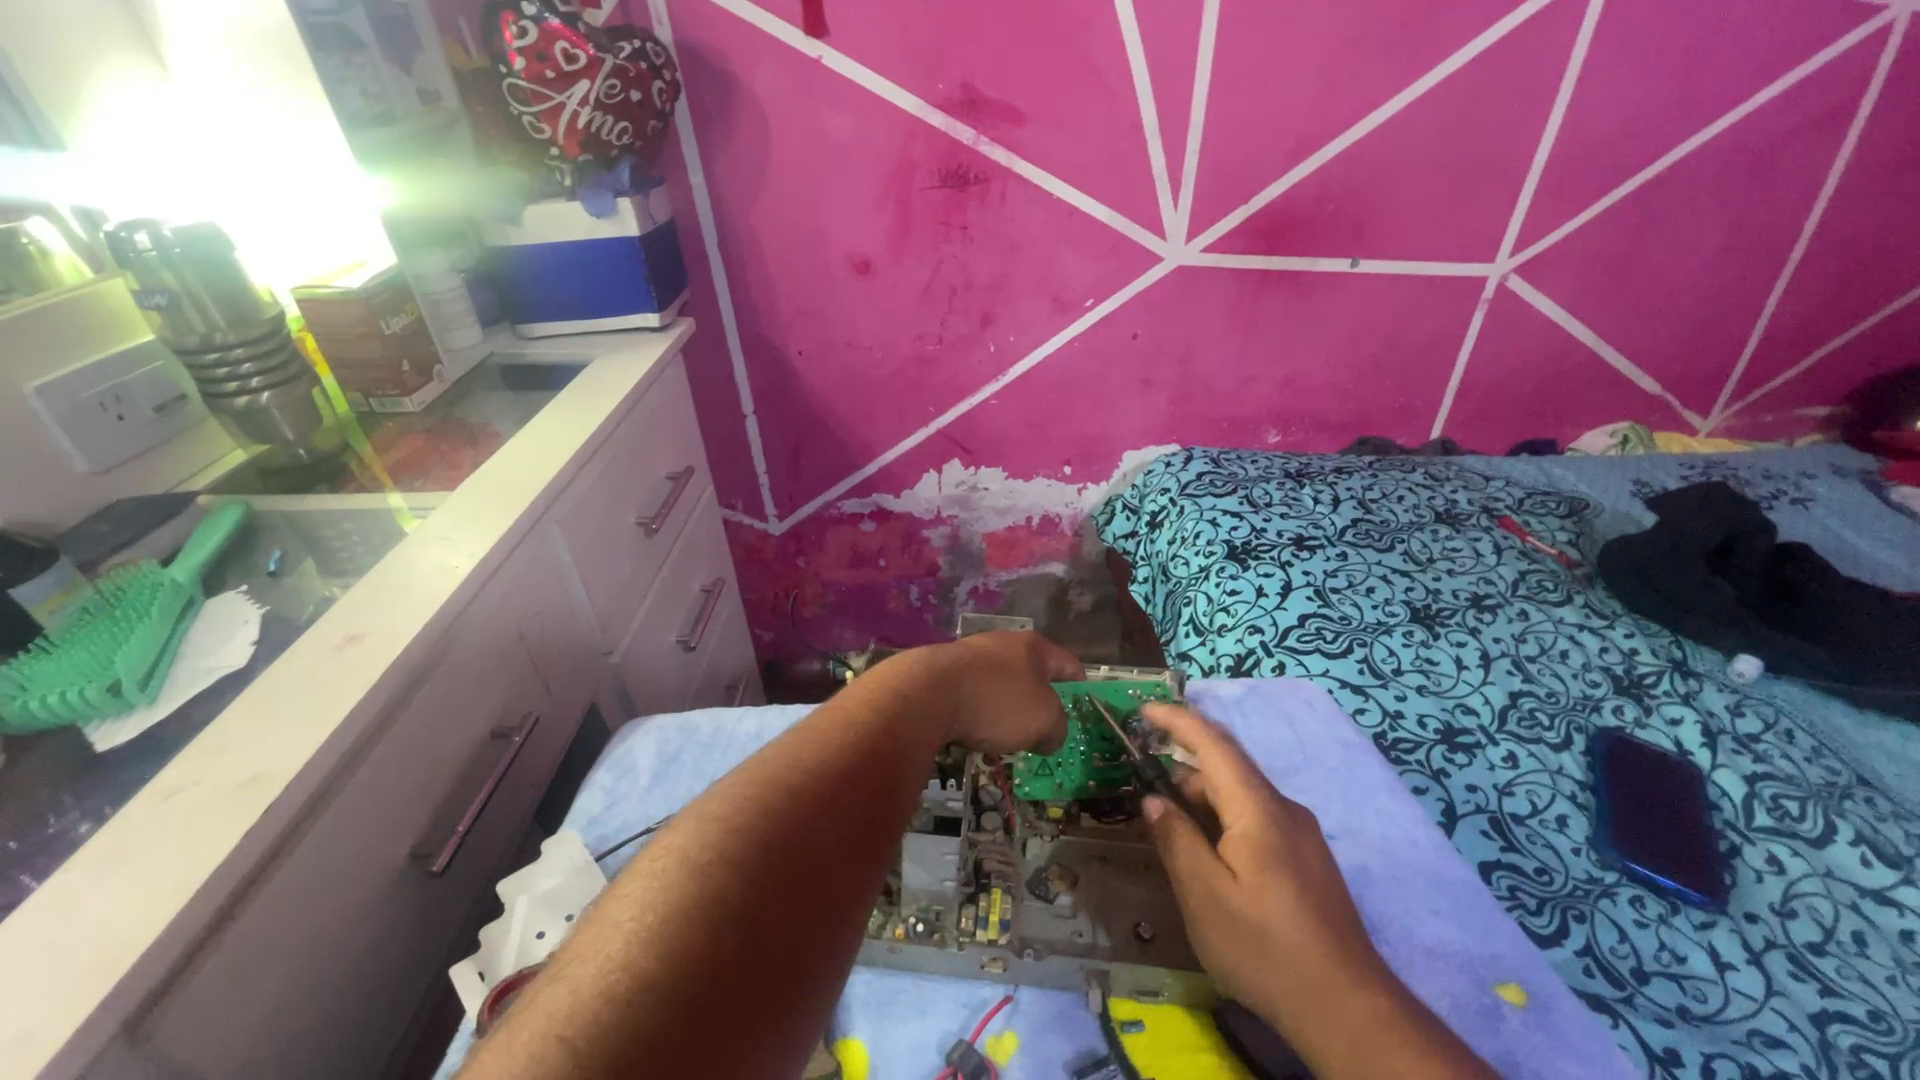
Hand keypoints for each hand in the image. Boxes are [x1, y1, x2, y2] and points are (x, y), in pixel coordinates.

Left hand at [895, 632, 1082, 753]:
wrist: (926, 694)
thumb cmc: (997, 702)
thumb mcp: (1044, 720)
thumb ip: (1058, 728)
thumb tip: (1050, 735)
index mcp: (1033, 647)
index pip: (1068, 663)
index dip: (1080, 686)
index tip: (1082, 707)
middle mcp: (1001, 643)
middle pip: (1030, 673)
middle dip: (1037, 701)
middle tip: (1042, 729)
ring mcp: (967, 655)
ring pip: (997, 685)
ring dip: (1004, 708)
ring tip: (1004, 736)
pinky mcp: (940, 673)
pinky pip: (969, 695)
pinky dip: (975, 712)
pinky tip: (970, 731)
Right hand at [1139, 703, 1391, 1034]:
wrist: (1346, 1006)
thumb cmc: (1265, 948)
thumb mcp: (1204, 896)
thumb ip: (1176, 840)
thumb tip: (1154, 799)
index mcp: (1258, 809)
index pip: (1214, 743)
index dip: (1176, 720)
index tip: (1141, 710)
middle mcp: (1285, 810)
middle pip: (1228, 770)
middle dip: (1182, 769)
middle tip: (1141, 792)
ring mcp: (1302, 836)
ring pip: (1242, 798)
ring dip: (1202, 801)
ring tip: (1169, 830)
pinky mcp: (1307, 861)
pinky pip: (1257, 821)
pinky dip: (1223, 821)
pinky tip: (1208, 857)